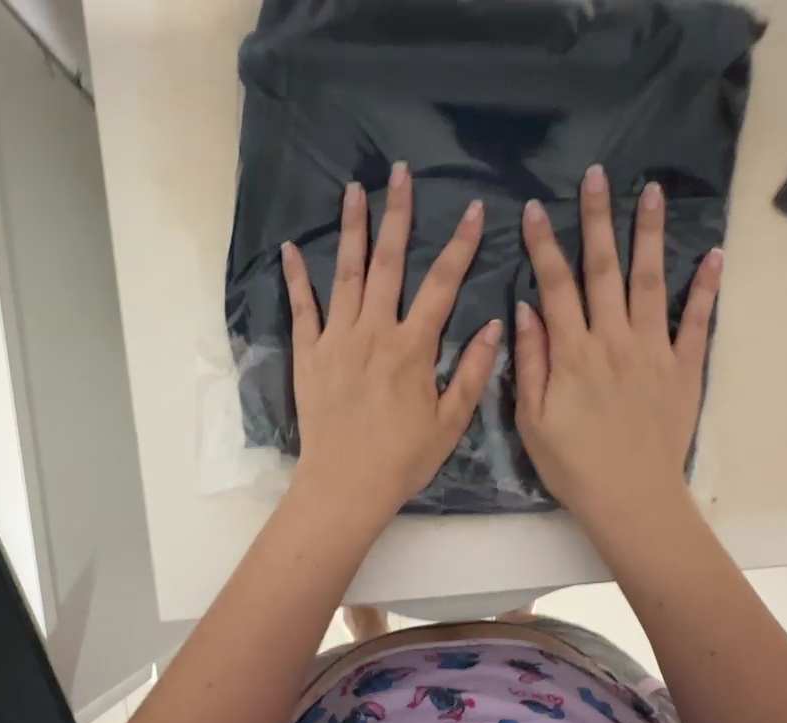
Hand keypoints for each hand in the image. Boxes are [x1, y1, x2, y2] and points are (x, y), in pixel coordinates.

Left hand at [281, 163, 501, 520]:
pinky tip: (291, 249)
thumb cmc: (403, 458)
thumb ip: (474, 371)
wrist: (345, 484)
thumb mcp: (451, 420)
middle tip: (399, 173)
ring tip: (353, 190)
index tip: (472, 210)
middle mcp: (374, 332)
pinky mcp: (309, 355)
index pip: (442, 284)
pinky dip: (297, 278)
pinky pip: (303, 309)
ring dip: (351, 230)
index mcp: (413, 347)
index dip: (460, 245)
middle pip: (388, 263)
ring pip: (346, 274)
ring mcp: (337, 340)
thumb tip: (495, 325)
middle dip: (397, 215)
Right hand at [514, 166, 724, 524]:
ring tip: (652, 191)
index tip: (536, 208)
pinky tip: (711, 254)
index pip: (554, 286)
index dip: (544, 245)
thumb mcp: (533, 420)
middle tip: (596, 176)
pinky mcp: (684, 368)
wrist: (631, 497)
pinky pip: (696, 321)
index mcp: (572, 353)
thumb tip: (526, 310)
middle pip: (603, 269)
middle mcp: (613, 340)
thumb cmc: (573, 465)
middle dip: (598, 219)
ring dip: (649, 234)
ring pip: (648, 281)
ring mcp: (653, 350)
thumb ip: (531, 362)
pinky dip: (704, 288)